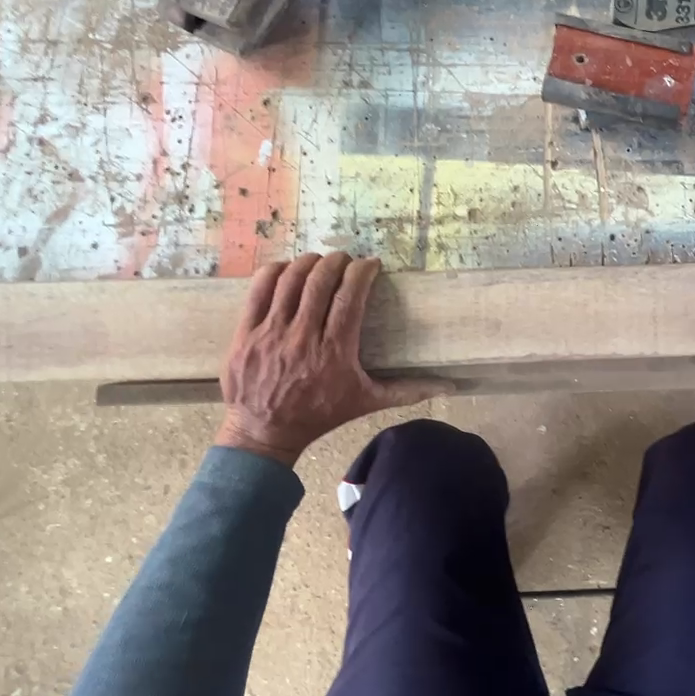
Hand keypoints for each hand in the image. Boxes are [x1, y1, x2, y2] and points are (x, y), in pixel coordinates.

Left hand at [216, 253, 450, 466]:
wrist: (263, 434)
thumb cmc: (321, 414)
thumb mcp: (368, 402)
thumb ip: (408, 390)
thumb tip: (450, 385)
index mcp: (334, 352)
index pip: (350, 296)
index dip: (362, 272)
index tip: (371, 264)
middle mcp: (302, 339)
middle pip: (320, 281)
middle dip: (337, 262)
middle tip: (347, 261)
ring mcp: (269, 335)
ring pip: (290, 280)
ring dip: (309, 263)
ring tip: (320, 262)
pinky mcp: (244, 335)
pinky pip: (258, 291)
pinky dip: (276, 272)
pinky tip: (289, 270)